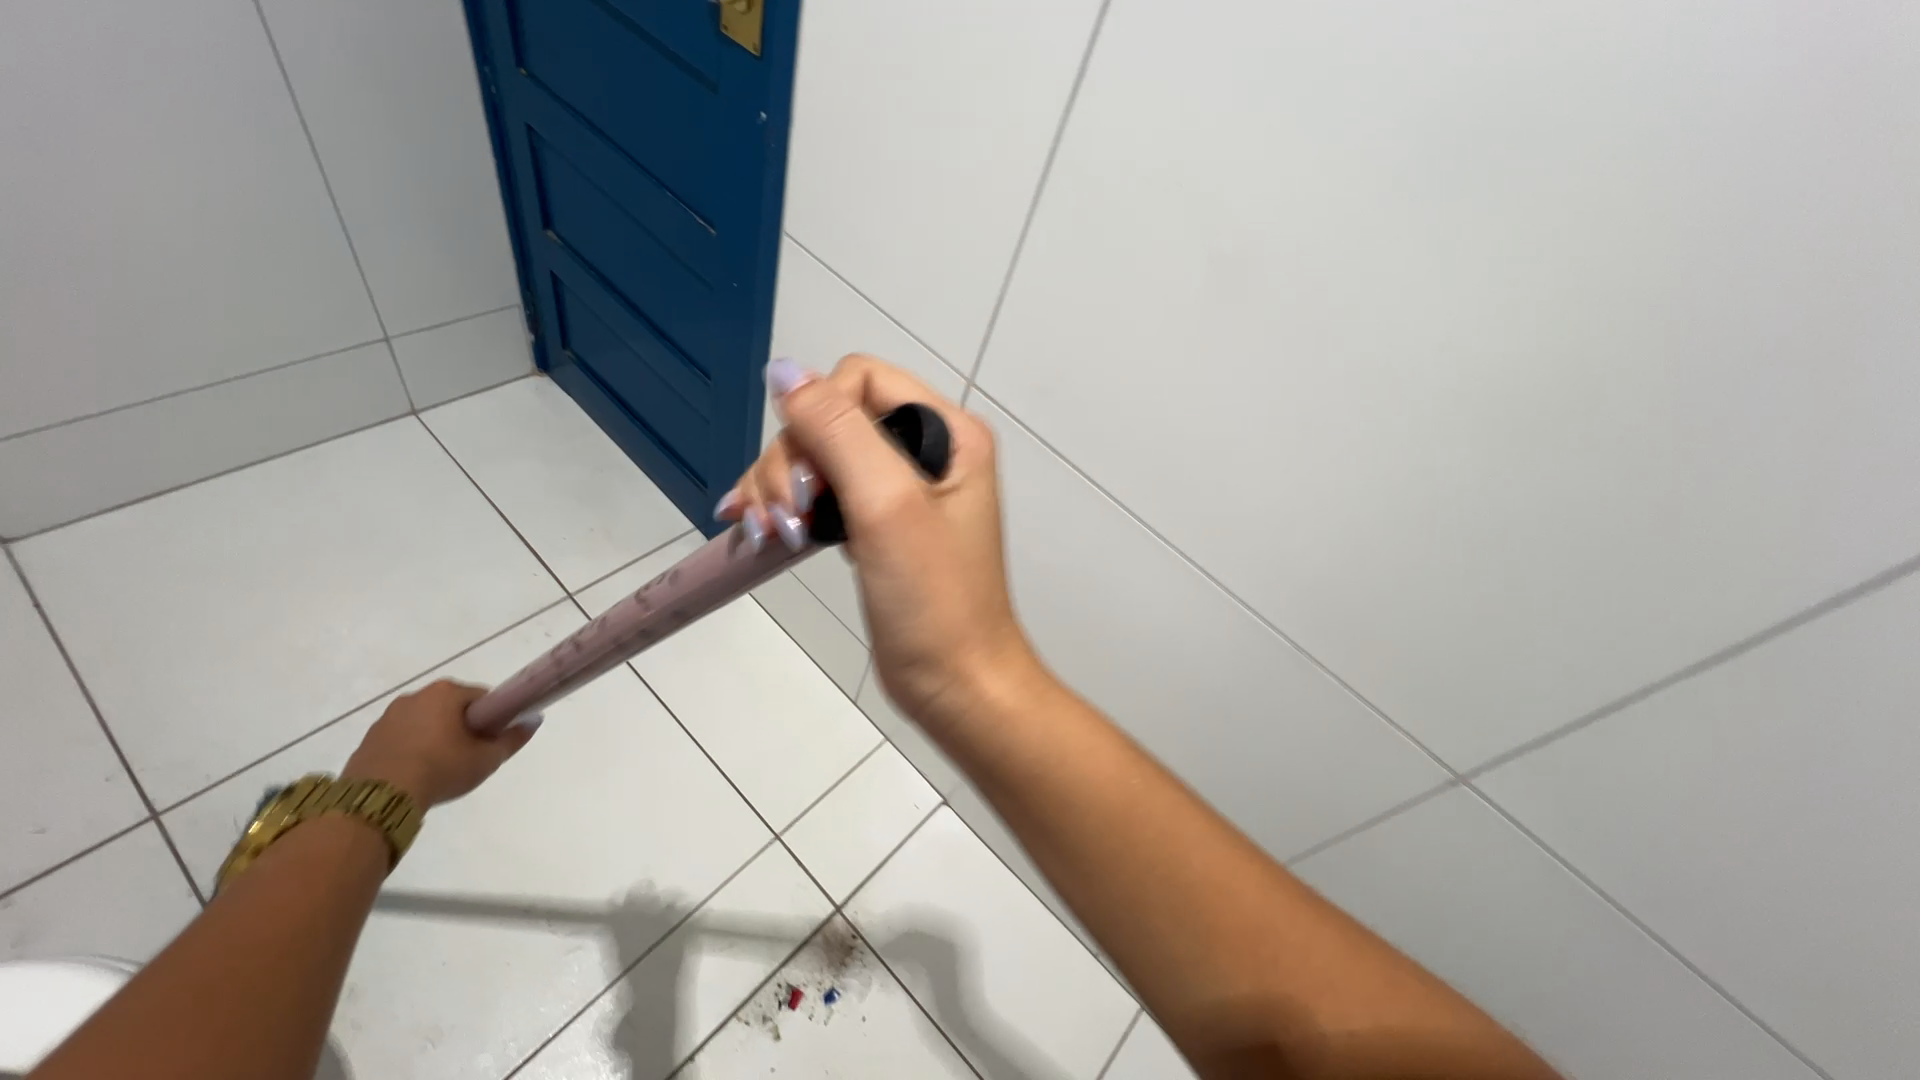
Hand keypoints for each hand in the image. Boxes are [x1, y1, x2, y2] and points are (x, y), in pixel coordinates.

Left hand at [341, 680, 536, 805]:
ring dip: (434, 738)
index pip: (481, 697)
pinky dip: (410, 750)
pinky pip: (400, 739)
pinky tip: (415, 774)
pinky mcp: (368, 739)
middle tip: (470, 755)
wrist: (380, 798)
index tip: (492, 739)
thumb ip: (514, 738)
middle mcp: (415, 696)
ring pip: (423, 723)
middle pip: (450, 708)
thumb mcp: (487, 758)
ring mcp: (387, 717)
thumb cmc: (441, 768)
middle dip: (461, 727)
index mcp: (446, 693)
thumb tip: (535, 719)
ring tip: (440, 768)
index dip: (492, 717)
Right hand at [721, 354, 1043, 730]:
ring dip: (781, 487)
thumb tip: (782, 370)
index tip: (807, 481)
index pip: (860, 380)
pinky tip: (764, 531)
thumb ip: (837, 431)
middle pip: (832, 419)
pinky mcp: (878, 526)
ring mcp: (901, 490)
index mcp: (948, 432)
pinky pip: (823, 494)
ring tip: (765, 533)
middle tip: (782, 519)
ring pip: (819, 456)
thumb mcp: (887, 505)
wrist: (955, 683)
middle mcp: (927, 450)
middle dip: (793, 462)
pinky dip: (790, 508)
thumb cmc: (934, 600)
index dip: (819, 415)